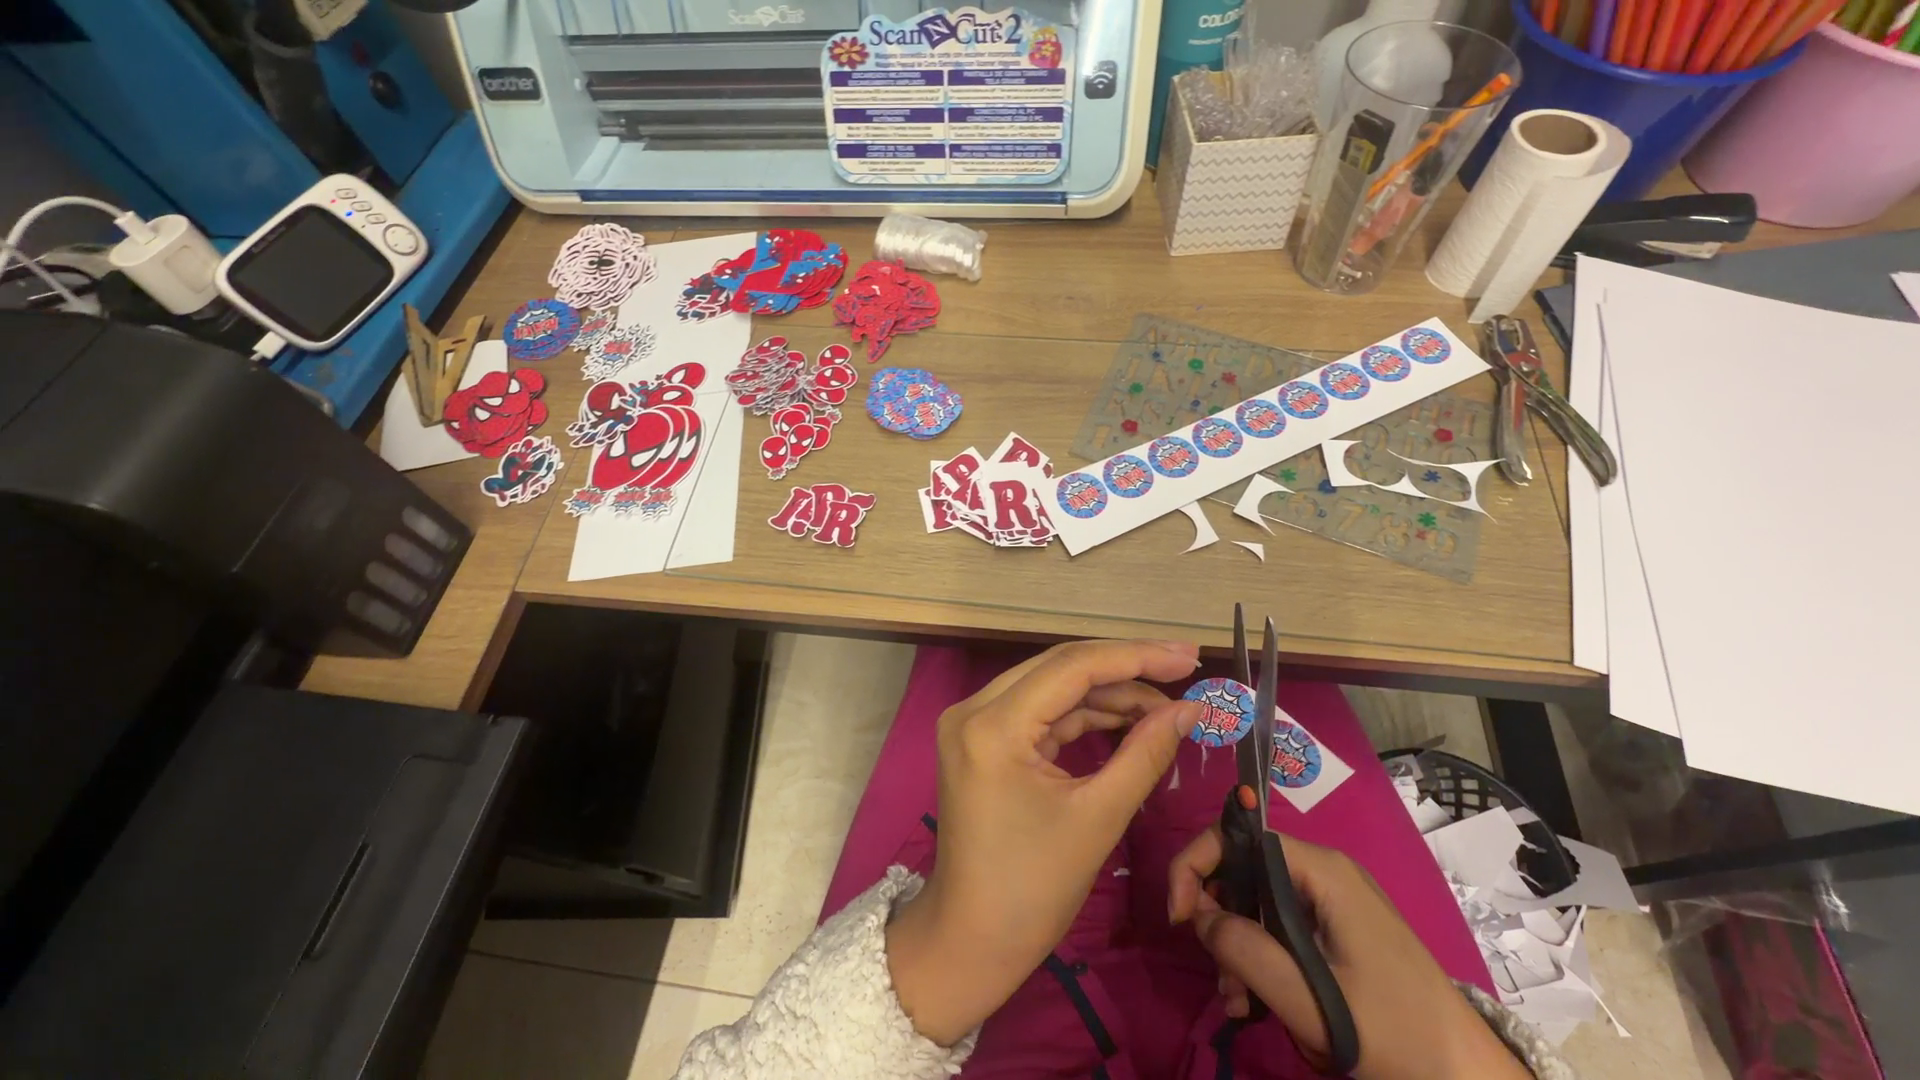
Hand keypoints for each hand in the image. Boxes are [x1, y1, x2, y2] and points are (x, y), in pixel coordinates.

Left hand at [886, 640, 1203, 1044]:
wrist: (972, 939)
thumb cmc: (1033, 888)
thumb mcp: (1098, 816)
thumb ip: (1146, 752)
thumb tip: (1190, 709)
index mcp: (992, 725)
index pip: (1072, 667)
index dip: (1136, 657)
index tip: (1189, 657)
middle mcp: (974, 710)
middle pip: (1060, 669)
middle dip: (1126, 670)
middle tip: (1185, 671)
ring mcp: (974, 724)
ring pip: (1053, 689)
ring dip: (1109, 695)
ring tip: (1167, 708)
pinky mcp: (983, 742)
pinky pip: (1041, 713)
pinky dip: (1085, 717)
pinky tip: (1129, 722)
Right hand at [1169, 829, 1530, 1079]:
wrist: (1464, 1076)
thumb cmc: (1394, 1032)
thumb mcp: (1310, 998)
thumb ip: (1245, 951)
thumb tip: (1198, 917)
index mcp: (1323, 872)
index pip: (1240, 837)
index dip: (1197, 866)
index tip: (1177, 918)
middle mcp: (1324, 875)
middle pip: (1244, 873)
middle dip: (1219, 921)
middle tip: (1221, 980)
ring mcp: (1332, 904)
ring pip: (1258, 906)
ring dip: (1238, 950)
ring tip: (1240, 1004)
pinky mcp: (1337, 932)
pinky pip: (1281, 930)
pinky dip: (1261, 961)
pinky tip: (1256, 1003)